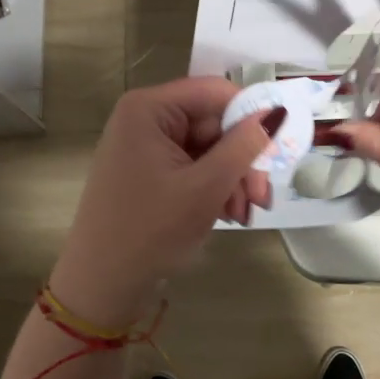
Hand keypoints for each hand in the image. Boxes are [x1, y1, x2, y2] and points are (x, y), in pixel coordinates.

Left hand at [52, 77, 280, 323]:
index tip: (278, 150)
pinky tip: (227, 215)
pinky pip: (193, 168)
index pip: (215, 92)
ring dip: (232, 179)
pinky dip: (214, 189)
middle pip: (214, 124)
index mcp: (149, 109)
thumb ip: (243, 146)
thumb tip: (277, 112)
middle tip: (262, 199)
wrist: (101, 286)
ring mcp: (145, 148)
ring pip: (208, 150)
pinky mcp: (148, 174)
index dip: (251, 116)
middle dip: (242, 160)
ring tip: (244, 215)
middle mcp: (145, 120)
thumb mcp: (205, 187)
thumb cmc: (150, 231)